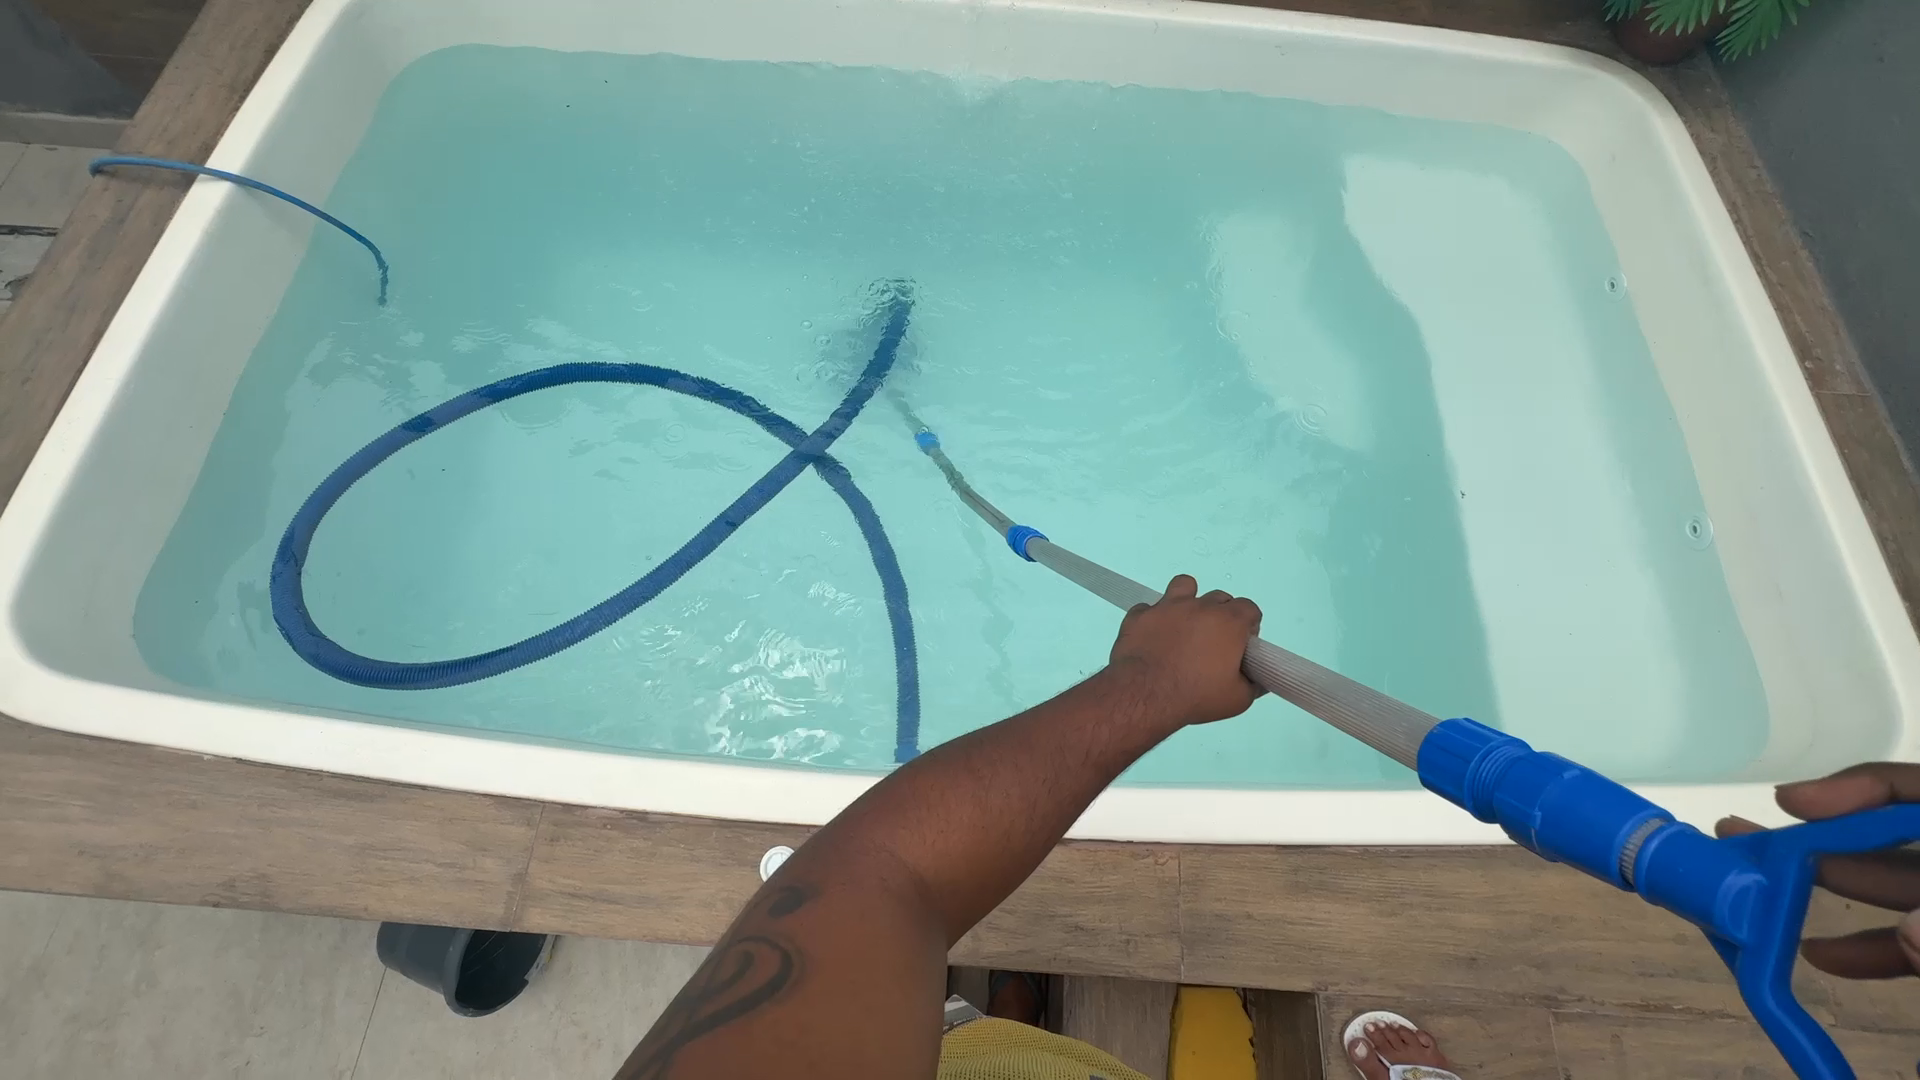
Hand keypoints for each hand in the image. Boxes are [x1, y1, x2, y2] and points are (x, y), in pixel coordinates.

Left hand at [1107, 575, 1260, 728]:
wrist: (1145, 695)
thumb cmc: (1196, 696)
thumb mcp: (1238, 699)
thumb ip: (1252, 683)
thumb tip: (1257, 678)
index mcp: (1228, 622)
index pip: (1249, 608)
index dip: (1248, 625)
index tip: (1241, 644)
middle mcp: (1199, 606)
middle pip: (1218, 598)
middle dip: (1221, 615)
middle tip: (1213, 641)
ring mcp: (1166, 606)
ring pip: (1183, 585)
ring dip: (1187, 600)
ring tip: (1183, 624)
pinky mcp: (1139, 615)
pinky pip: (1148, 608)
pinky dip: (1152, 619)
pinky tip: (1151, 636)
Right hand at [1717, 763, 1919, 977]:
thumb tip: (1911, 937)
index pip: (1913, 788)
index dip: (1853, 787)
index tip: (1787, 804)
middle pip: (1889, 839)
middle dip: (1813, 841)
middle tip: (1736, 837)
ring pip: (1890, 885)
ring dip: (1822, 890)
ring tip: (1753, 894)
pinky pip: (1909, 934)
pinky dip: (1867, 944)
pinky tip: (1818, 956)